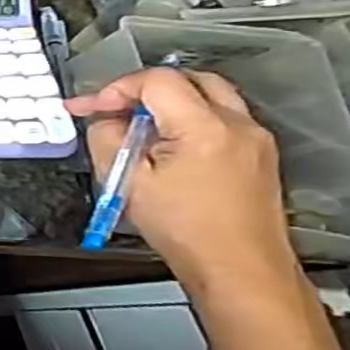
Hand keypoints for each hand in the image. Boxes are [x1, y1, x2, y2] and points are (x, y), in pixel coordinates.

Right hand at [64, 68, 297, 291]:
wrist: (239, 270)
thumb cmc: (186, 231)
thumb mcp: (127, 182)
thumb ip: (107, 140)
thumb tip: (105, 121)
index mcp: (205, 128)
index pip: (157, 81)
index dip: (116, 89)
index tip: (90, 107)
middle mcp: (238, 125)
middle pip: (187, 79)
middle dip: (144, 89)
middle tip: (114, 110)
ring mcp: (255, 140)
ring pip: (208, 96)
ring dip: (169, 104)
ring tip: (139, 130)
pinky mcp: (259, 156)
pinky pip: (221, 119)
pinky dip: (189, 120)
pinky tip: (167, 148)